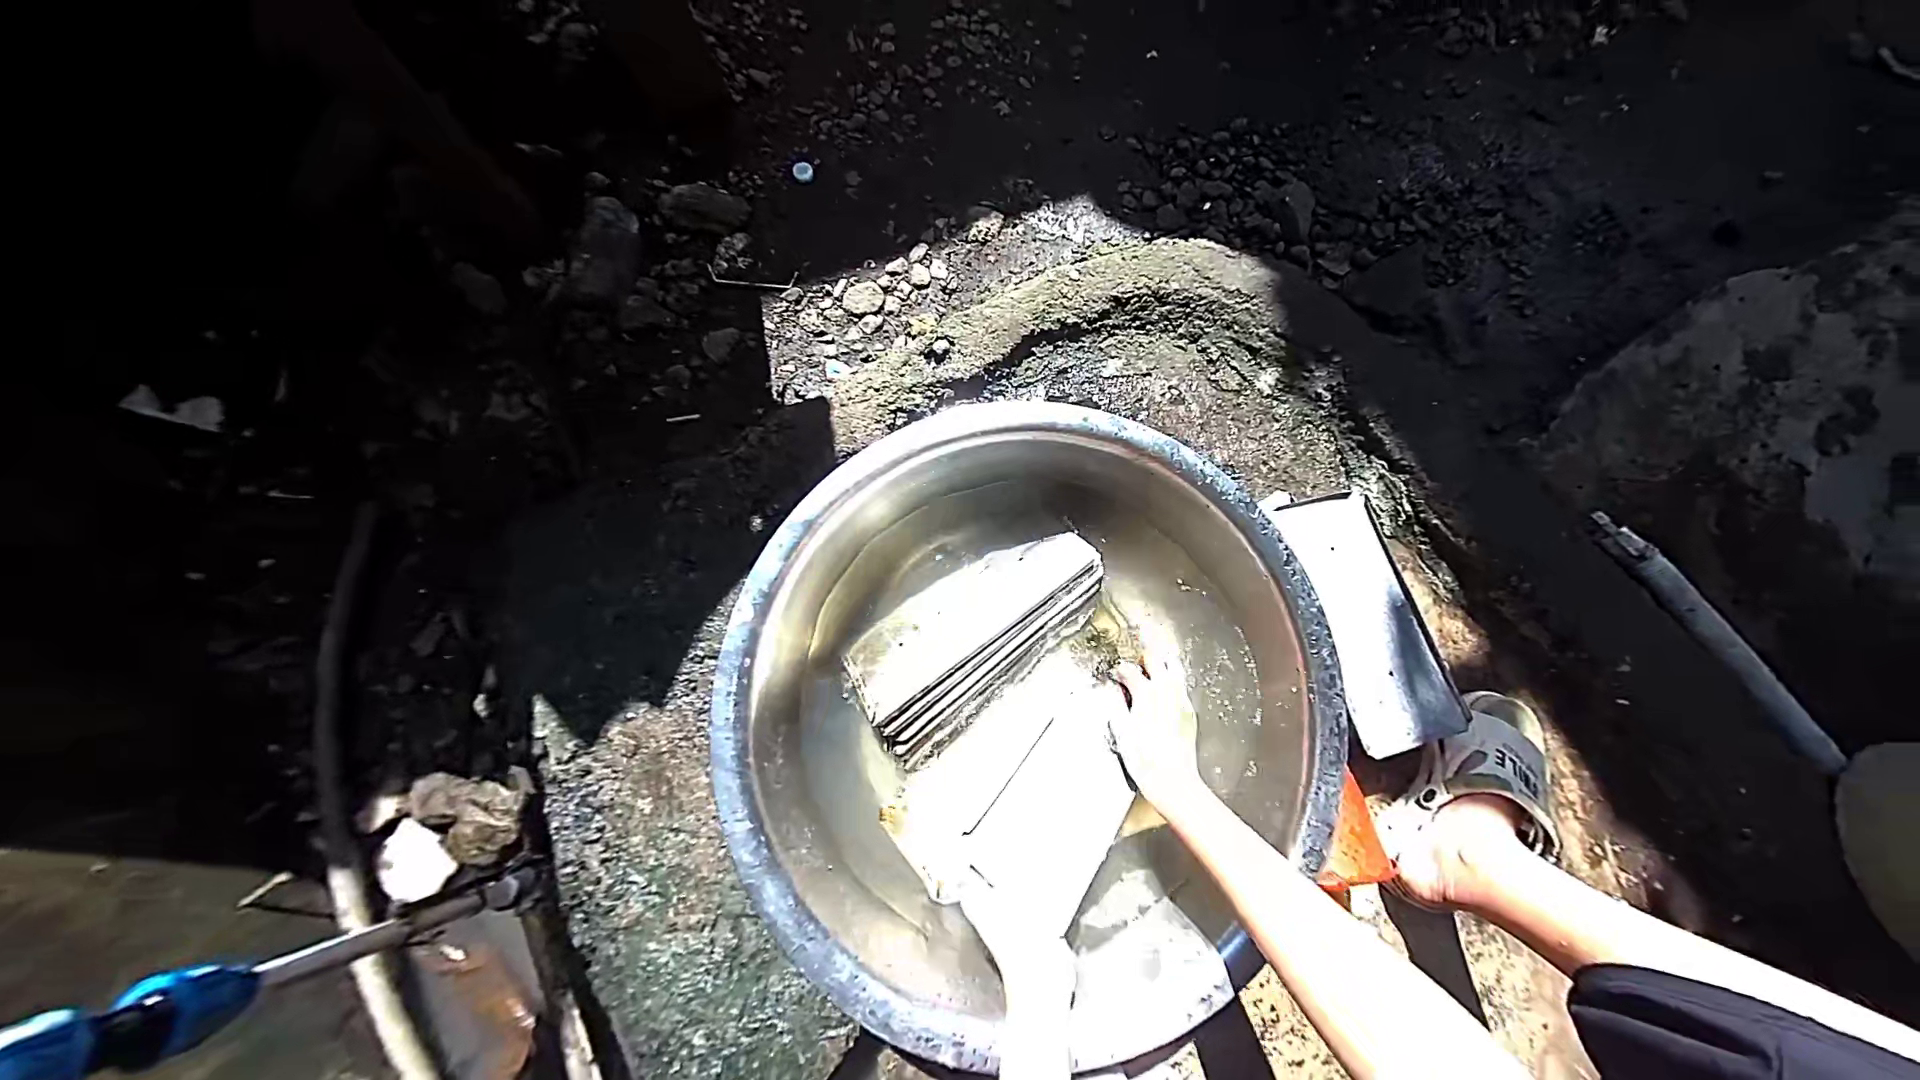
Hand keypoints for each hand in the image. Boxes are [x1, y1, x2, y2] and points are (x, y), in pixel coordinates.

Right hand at [1107, 660, 1204, 810]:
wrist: (1172, 782)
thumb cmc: (1145, 761)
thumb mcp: (1120, 730)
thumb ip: (1115, 702)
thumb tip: (1109, 688)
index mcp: (1146, 694)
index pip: (1129, 669)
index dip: (1118, 669)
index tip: (1114, 675)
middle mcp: (1166, 692)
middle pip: (1156, 659)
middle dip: (1142, 657)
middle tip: (1133, 662)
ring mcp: (1180, 701)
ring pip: (1173, 668)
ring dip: (1161, 663)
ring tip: (1151, 666)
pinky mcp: (1189, 712)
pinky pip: (1181, 686)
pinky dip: (1171, 679)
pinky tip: (1163, 689)